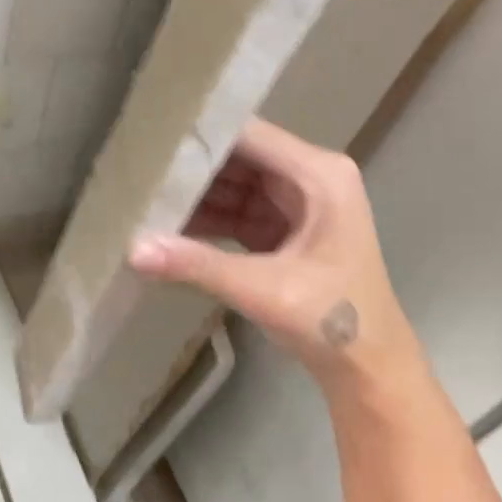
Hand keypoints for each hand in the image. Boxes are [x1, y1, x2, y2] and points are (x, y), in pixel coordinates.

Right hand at [129, 120, 419, 380]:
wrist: (368, 365)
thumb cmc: (333, 320)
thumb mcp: (263, 290)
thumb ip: (197, 265)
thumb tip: (133, 249)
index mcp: (319, 176)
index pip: (249, 136)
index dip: (200, 136)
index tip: (149, 140)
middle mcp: (308, 179)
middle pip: (238, 157)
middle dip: (190, 168)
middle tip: (136, 173)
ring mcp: (294, 205)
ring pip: (232, 185)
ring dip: (193, 196)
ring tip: (141, 199)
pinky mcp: (280, 230)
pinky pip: (234, 213)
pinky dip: (204, 221)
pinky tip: (165, 228)